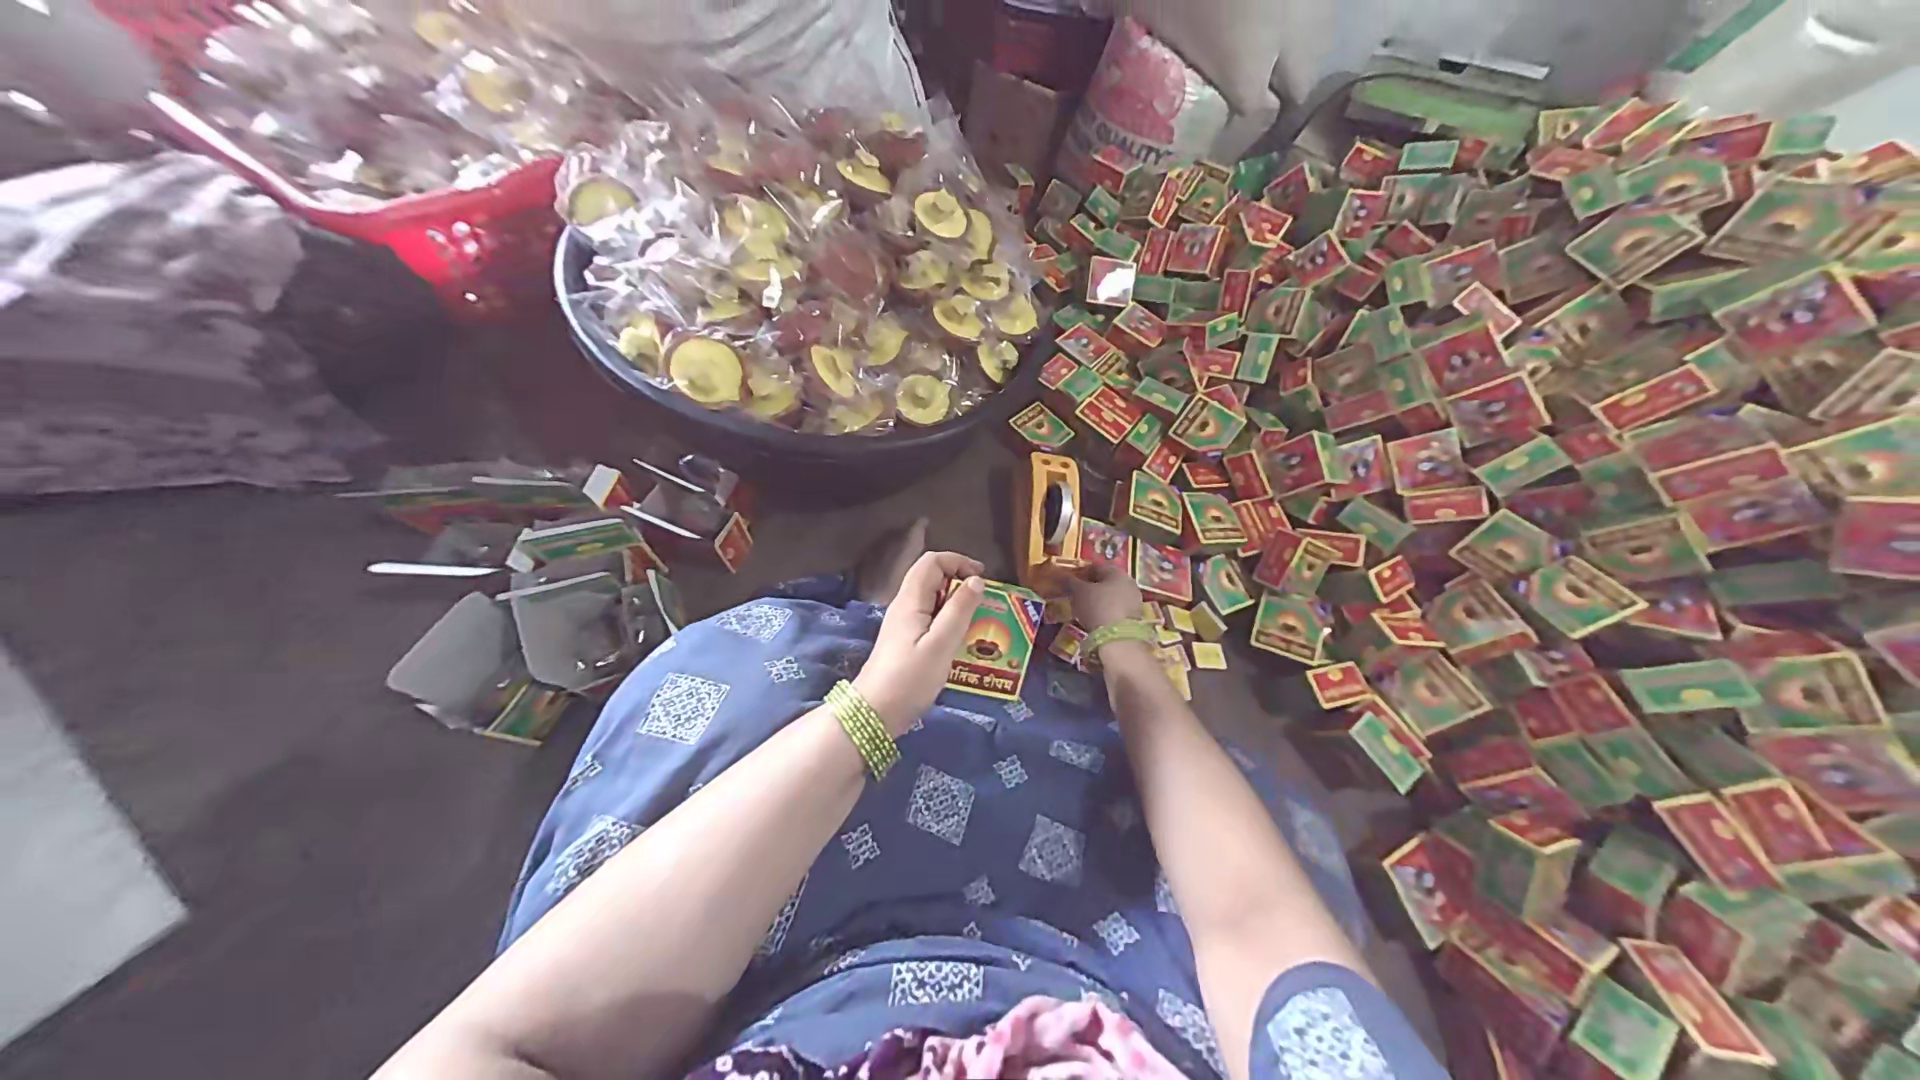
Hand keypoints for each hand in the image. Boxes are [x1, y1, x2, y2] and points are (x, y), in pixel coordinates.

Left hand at [853, 551, 986, 733]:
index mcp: (910, 600)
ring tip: (977, 622)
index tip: (982, 578)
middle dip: (960, 582)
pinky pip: (930, 618)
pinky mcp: (905, 641)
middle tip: (983, 602)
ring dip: (956, 603)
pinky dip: (948, 621)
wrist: (875, 713)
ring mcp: (903, 624)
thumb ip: (959, 610)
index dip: (958, 562)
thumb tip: (976, 580)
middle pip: (932, 577)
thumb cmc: (909, 678)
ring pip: (932, 599)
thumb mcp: (941, 644)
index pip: (932, 561)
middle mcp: (904, 606)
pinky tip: (960, 641)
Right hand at [1066, 564, 1143, 631]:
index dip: (1081, 572)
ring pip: (1113, 596)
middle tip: (1076, 595)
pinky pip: (1117, 609)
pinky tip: (1097, 619)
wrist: (1119, 639)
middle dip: (1092, 587)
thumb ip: (1070, 581)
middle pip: (1106, 582)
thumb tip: (1061, 574)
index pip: (1096, 567)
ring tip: (1084, 609)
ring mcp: (1135, 601)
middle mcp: (1129, 583)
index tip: (1070, 581)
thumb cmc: (1097, 607)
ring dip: (1099, 600)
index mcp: (1117, 572)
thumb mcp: (1078, 592)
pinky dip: (1107, 611)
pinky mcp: (1135, 617)